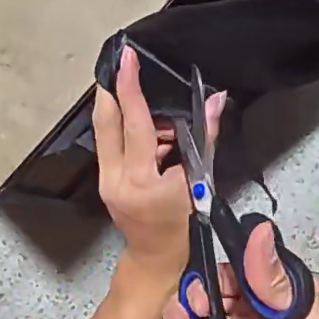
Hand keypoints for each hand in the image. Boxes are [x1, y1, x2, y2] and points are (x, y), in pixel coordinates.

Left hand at [93, 46, 223, 286]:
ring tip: (153, 107)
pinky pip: (111, 146)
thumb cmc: (184, 226)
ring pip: (106, 133)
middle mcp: (114, 179)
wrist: (156, 259)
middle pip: (106, 123)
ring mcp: (104, 182)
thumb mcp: (199, 182)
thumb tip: (215, 99)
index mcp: (141, 181)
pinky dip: (126, 131)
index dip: (130, 89)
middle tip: (122, 64)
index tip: (126, 59)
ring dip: (124, 112)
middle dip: (112, 90)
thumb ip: (204, 138)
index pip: (135, 125)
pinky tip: (149, 130)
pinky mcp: (103, 182)